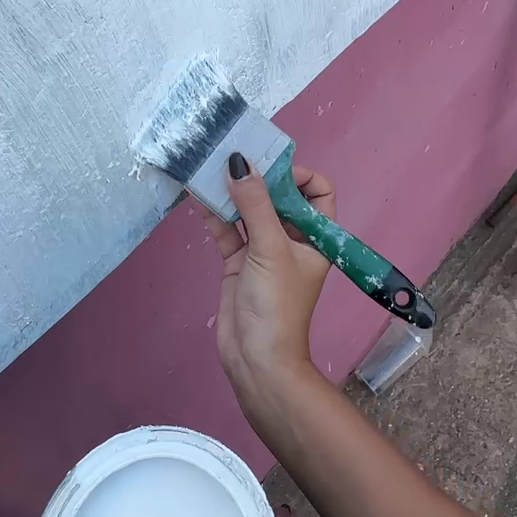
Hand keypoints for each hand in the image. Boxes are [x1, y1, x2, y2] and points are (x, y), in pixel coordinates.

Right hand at [202, 152, 335, 418]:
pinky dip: (215, 214)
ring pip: (249, 211)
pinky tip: (199, 196)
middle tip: (233, 156)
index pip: (317, 192)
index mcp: (316, 236)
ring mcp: (264, 249)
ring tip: (210, 169)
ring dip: (232, 192)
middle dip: (257, 177)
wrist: (257, 360)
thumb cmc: (277, 303)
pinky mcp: (239, 261)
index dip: (299, 176)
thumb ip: (254, 204)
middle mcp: (292, 238)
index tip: (270, 170)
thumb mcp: (269, 248)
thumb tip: (239, 162)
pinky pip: (228, 229)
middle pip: (278, 196)